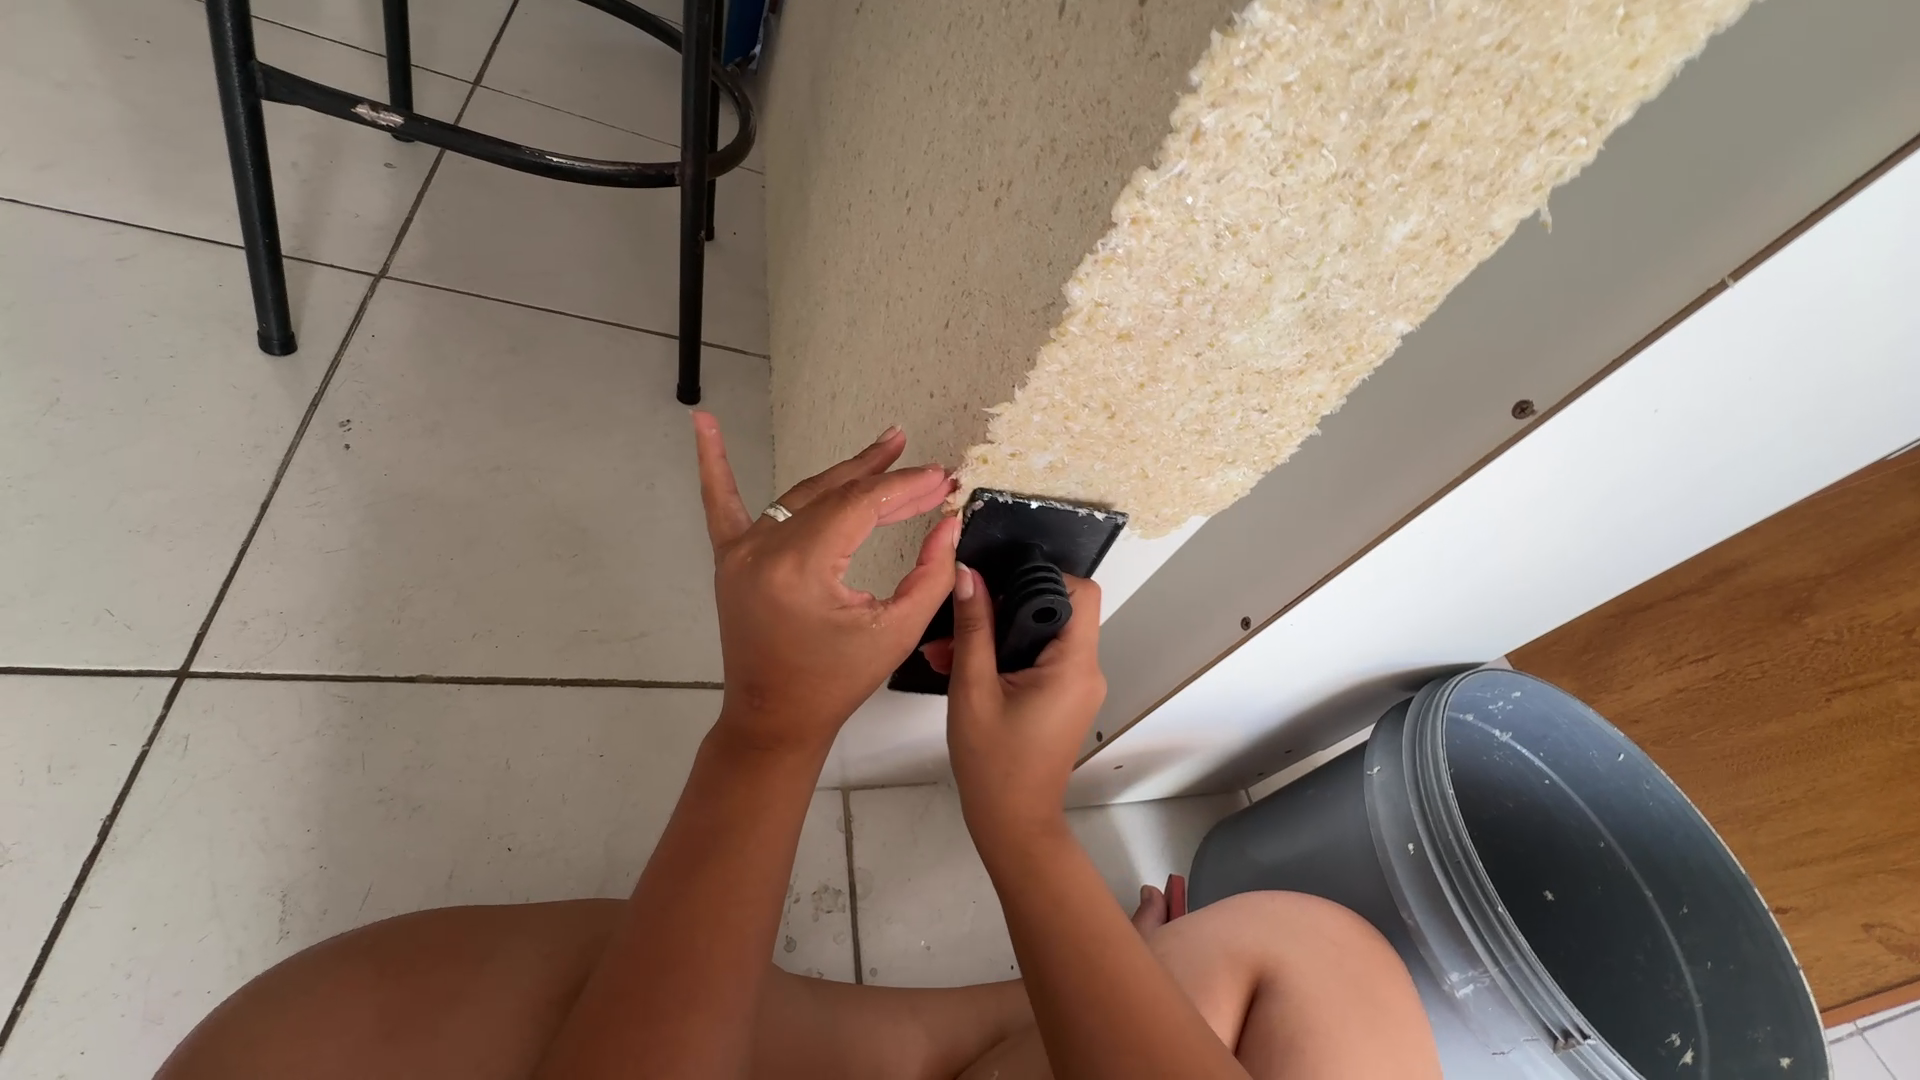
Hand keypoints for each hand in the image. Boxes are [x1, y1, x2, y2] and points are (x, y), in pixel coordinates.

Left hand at [693, 412, 958, 750]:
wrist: (774, 718)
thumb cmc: (835, 682)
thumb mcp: (895, 633)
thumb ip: (930, 575)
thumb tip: (948, 522)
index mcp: (800, 568)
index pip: (862, 505)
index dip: (906, 488)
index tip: (941, 479)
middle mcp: (763, 549)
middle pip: (834, 493)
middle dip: (885, 478)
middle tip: (925, 467)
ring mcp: (739, 550)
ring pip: (801, 494)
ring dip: (844, 473)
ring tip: (885, 447)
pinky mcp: (729, 558)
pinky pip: (722, 504)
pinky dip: (715, 463)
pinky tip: (703, 423)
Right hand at [942, 566, 1105, 844]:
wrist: (1011, 822)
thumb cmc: (993, 764)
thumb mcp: (972, 689)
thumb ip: (973, 628)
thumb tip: (969, 575)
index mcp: (1073, 666)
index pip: (1081, 593)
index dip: (1043, 576)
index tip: (999, 580)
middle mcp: (1086, 671)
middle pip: (1059, 610)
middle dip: (1007, 606)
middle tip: (964, 615)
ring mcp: (1077, 686)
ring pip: (1042, 636)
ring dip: (997, 634)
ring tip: (948, 649)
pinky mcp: (1063, 698)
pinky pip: (1038, 660)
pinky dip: (1005, 657)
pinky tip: (962, 666)